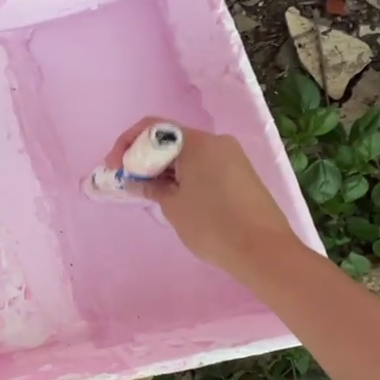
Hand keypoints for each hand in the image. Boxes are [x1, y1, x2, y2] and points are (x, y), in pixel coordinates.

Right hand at [102, 118, 298, 274]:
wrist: (265, 251)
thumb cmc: (212, 224)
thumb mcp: (173, 206)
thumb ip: (150, 187)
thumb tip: (136, 182)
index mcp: (198, 142)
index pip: (153, 128)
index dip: (127, 144)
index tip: (115, 168)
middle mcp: (216, 142)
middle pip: (171, 139)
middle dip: (145, 157)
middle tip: (129, 181)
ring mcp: (232, 158)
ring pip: (187, 154)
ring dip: (163, 168)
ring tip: (149, 193)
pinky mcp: (241, 174)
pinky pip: (203, 166)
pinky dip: (183, 175)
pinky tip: (175, 197)